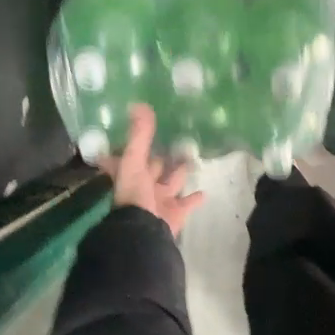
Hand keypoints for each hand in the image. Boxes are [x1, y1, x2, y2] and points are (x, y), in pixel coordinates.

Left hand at [100, 104, 204, 236]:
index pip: (130, 157)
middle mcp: (143, 188)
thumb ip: (139, 135)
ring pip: (171, 185)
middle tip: (172, 142)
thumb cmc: (134, 194)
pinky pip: (186, 204)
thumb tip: (139, 104)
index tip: (141, 132)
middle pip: (153, 170)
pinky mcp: (175, 214)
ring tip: (190, 160)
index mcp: (130, 175)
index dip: (133, 146)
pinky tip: (204, 191)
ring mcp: (159, 202)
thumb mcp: (134, 160)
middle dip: (160, 159)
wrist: (144, 231)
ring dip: (179, 175)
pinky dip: (195, 199)